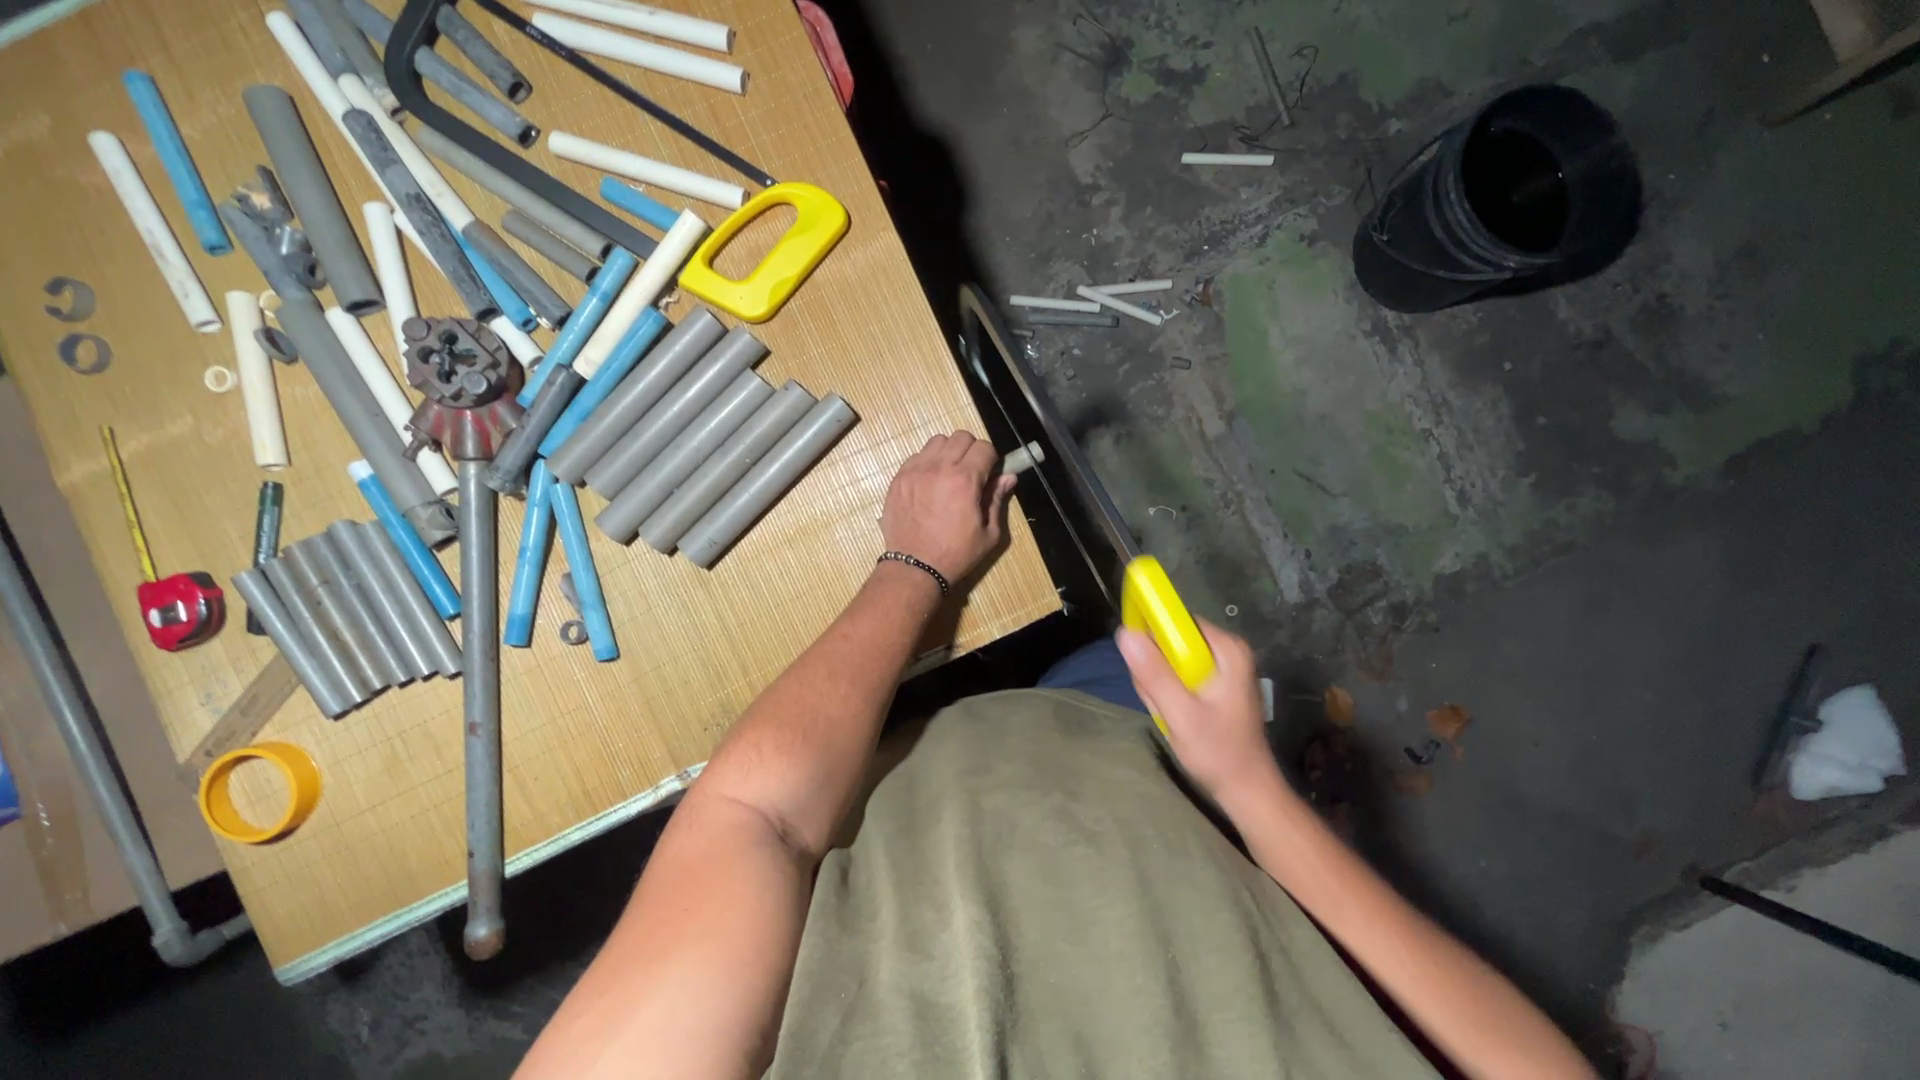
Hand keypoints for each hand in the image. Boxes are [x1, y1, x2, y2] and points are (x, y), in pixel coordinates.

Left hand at [880, 432, 1017, 582]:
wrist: (915, 567)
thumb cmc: (956, 554)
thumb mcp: (988, 533)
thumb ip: (997, 500)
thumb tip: (1008, 477)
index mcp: (965, 480)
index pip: (984, 447)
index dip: (991, 459)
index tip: (988, 475)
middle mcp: (939, 468)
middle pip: (961, 437)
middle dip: (971, 451)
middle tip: (970, 473)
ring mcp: (915, 471)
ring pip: (937, 441)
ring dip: (948, 452)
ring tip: (948, 475)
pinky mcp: (899, 478)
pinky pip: (916, 456)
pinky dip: (927, 462)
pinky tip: (929, 484)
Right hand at [1116, 619, 1281, 803]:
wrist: (1247, 789)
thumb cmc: (1218, 753)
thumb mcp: (1181, 715)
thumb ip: (1154, 674)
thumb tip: (1125, 633)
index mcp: (1227, 648)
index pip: (1176, 621)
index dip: (1152, 639)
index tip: (1143, 670)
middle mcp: (1227, 649)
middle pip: (1171, 640)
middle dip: (1156, 670)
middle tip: (1161, 703)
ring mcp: (1222, 665)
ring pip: (1171, 659)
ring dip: (1160, 686)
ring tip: (1170, 715)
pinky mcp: (1216, 681)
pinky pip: (1178, 674)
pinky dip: (1169, 694)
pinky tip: (1175, 717)